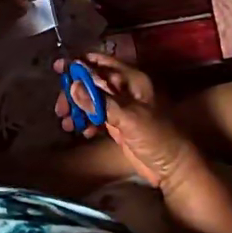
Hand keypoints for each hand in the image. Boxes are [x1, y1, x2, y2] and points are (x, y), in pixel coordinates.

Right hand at [56, 52, 199, 189]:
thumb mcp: (128, 117)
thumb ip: (99, 101)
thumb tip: (73, 85)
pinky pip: (94, 116)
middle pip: (91, 82)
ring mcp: (119, 107)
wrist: (173, 170)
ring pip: (90, 100)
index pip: (101, 62)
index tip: (58, 68)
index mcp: (131, 79)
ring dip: (77, 109)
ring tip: (68, 124)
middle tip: (61, 107)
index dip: (79, 63)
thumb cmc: (157, 138)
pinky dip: (85, 122)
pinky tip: (81, 131)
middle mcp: (123, 89)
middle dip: (74, 92)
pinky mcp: (116, 124)